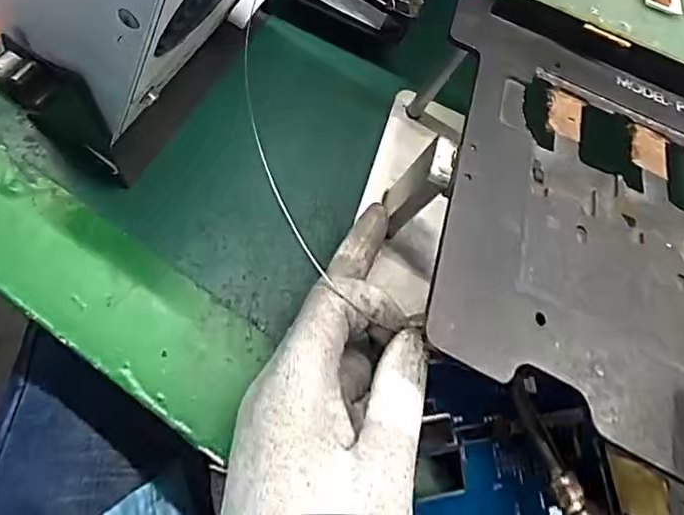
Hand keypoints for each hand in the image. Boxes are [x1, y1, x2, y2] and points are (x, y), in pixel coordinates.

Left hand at [224, 205, 428, 514]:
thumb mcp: (381, 465)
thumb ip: (399, 389)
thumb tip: (411, 340)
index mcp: (294, 378)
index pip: (332, 294)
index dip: (368, 271)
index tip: (401, 278)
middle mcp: (275, 385)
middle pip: (325, 311)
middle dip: (359, 270)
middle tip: (380, 220)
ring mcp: (273, 411)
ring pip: (327, 351)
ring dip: (365, 339)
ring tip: (402, 339)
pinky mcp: (277, 437)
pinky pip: (321, 385)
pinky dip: (354, 374)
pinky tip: (382, 391)